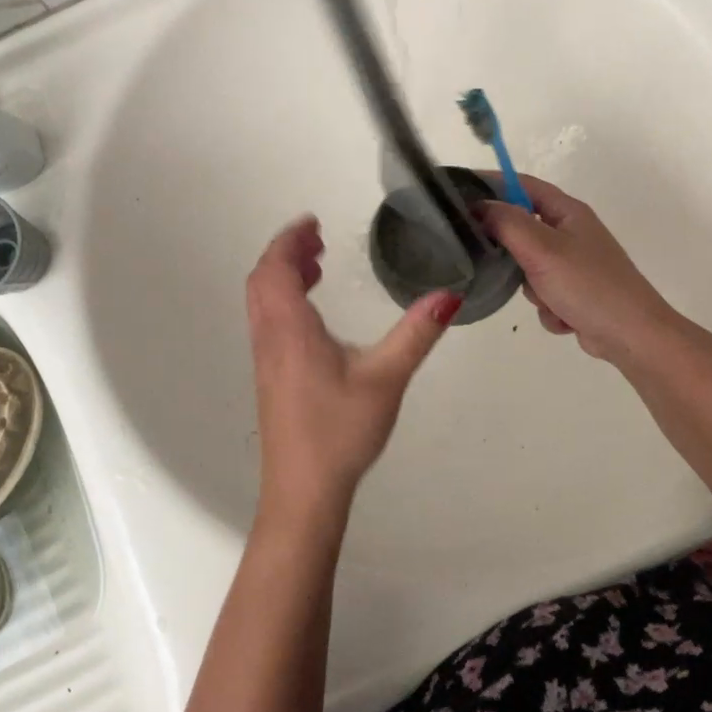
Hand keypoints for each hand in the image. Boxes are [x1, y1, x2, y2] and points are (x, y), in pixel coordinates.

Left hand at [245, 216, 461, 519]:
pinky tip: (314, 317)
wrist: (302, 490)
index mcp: (290, 329)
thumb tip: (449, 295)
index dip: (289, 240)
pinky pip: (267, 321)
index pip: (276, 268)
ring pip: (261, 301)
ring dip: (282, 276)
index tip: (312, 221)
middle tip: (317, 239)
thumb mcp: (386, 378)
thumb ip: (416, 334)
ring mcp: (265, 359)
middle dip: (285, 252)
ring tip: (316, 267)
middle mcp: (269, 337)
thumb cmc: (340, 431)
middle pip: (262, 279)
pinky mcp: (269, 377)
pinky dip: (283, 300)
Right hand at [476, 175, 681, 364]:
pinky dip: (548, 307)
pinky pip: (542, 293)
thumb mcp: (542, 249)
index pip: (521, 185)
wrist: (632, 336)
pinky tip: (563, 317)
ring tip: (547, 298)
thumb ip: (506, 222)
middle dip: (510, 251)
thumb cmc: (588, 285)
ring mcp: (573, 264)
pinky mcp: (574, 293)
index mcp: (568, 212)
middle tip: (493, 261)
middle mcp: (571, 233)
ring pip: (527, 267)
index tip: (456, 193)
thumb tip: (478, 206)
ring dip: (531, 287)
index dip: (490, 184)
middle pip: (521, 228)